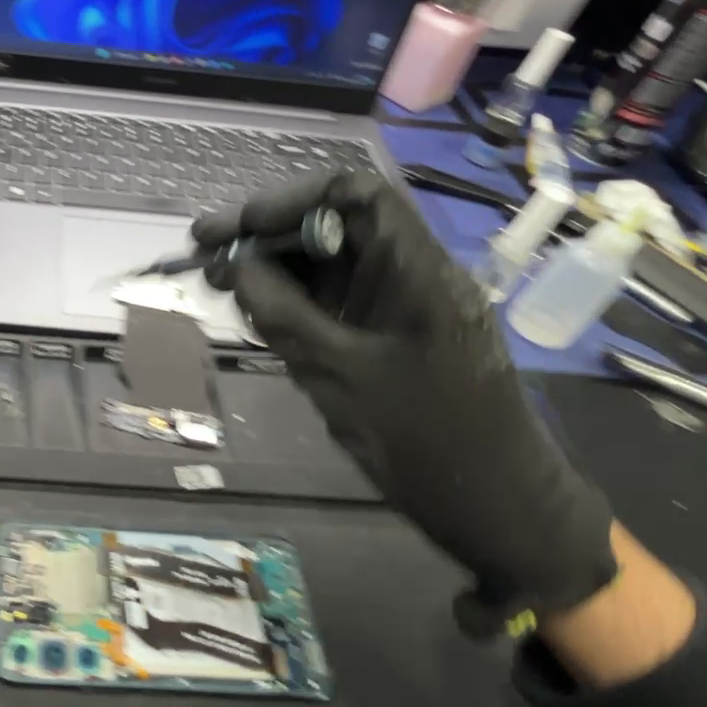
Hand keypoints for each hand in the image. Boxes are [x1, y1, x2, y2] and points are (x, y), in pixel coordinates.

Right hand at [193, 173, 615, 635]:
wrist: (500, 510)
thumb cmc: (424, 440)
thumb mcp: (337, 373)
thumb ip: (281, 312)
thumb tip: (234, 265)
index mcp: (417, 270)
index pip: (354, 196)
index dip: (289, 201)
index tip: (238, 230)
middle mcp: (413, 275)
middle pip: (336, 227)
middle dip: (269, 236)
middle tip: (206, 255)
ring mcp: (405, 308)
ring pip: (333, 266)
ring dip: (277, 269)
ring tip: (221, 284)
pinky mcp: (396, 338)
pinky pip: (340, 302)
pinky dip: (296, 302)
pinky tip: (258, 315)